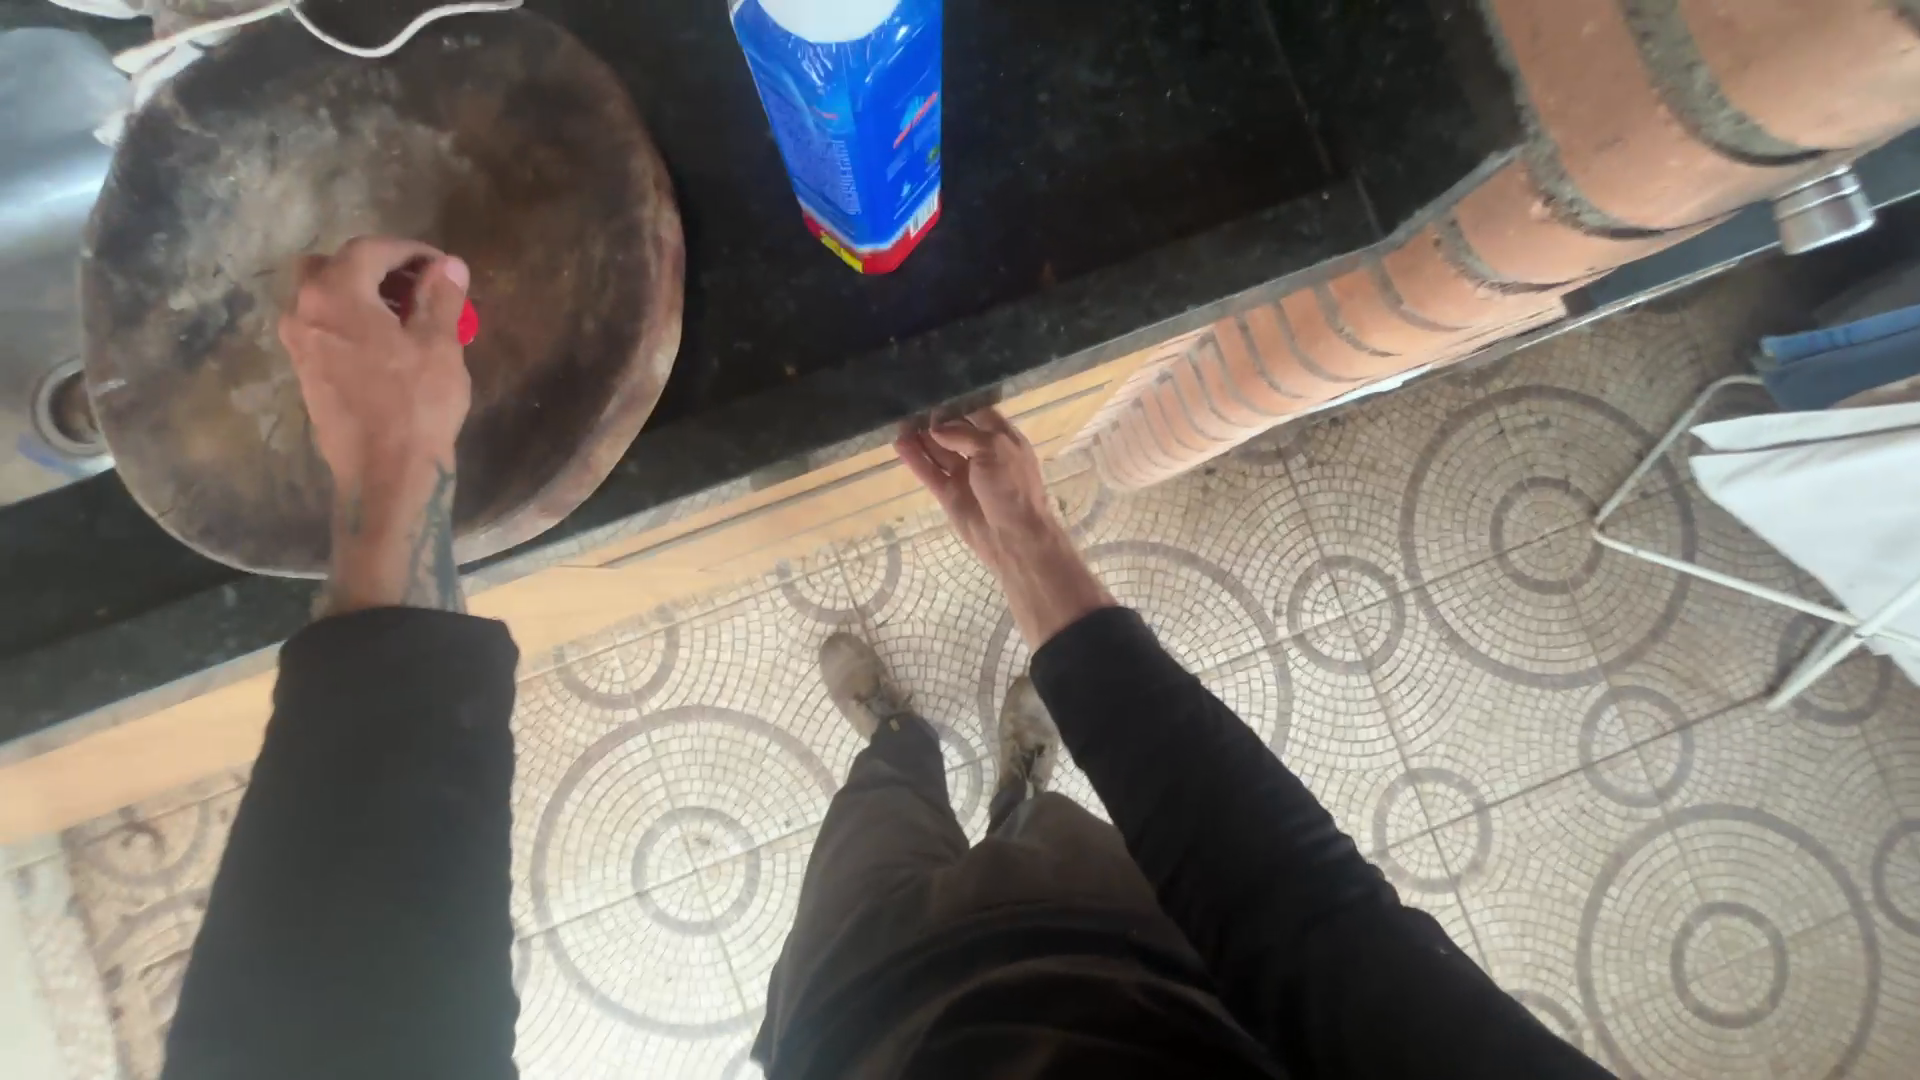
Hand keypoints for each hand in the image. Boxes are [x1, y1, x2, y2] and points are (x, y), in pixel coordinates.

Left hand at [280, 236, 472, 613]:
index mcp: (336, 295)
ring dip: (362, 294)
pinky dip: (353, 321)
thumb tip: (449, 265)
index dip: (408, 250)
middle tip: (418, 287)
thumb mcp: (440, 347)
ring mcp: (299, 342)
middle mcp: (304, 310)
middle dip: (375, 268)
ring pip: (323, 296)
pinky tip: (388, 345)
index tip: (441, 264)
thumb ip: (441, 299)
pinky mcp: (306, 370)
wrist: (385, 468)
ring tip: (407, 318)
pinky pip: (325, 326)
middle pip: (331, 266)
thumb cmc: (418, 404)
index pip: (368, 250)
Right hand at [896, 409, 1114, 648]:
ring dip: (920, 437)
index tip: (935, 390)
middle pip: (955, 431)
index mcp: (1002, 439)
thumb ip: (964, 434)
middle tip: (910, 404)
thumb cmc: (1013, 487)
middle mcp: (983, 454)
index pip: (978, 413)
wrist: (1014, 537)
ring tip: (899, 420)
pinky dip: (916, 459)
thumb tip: (936, 429)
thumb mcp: (994, 449)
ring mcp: (965, 475)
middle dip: (935, 419)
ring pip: (939, 451)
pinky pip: (930, 472)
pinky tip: (900, 443)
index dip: (958, 403)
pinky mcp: (949, 494)